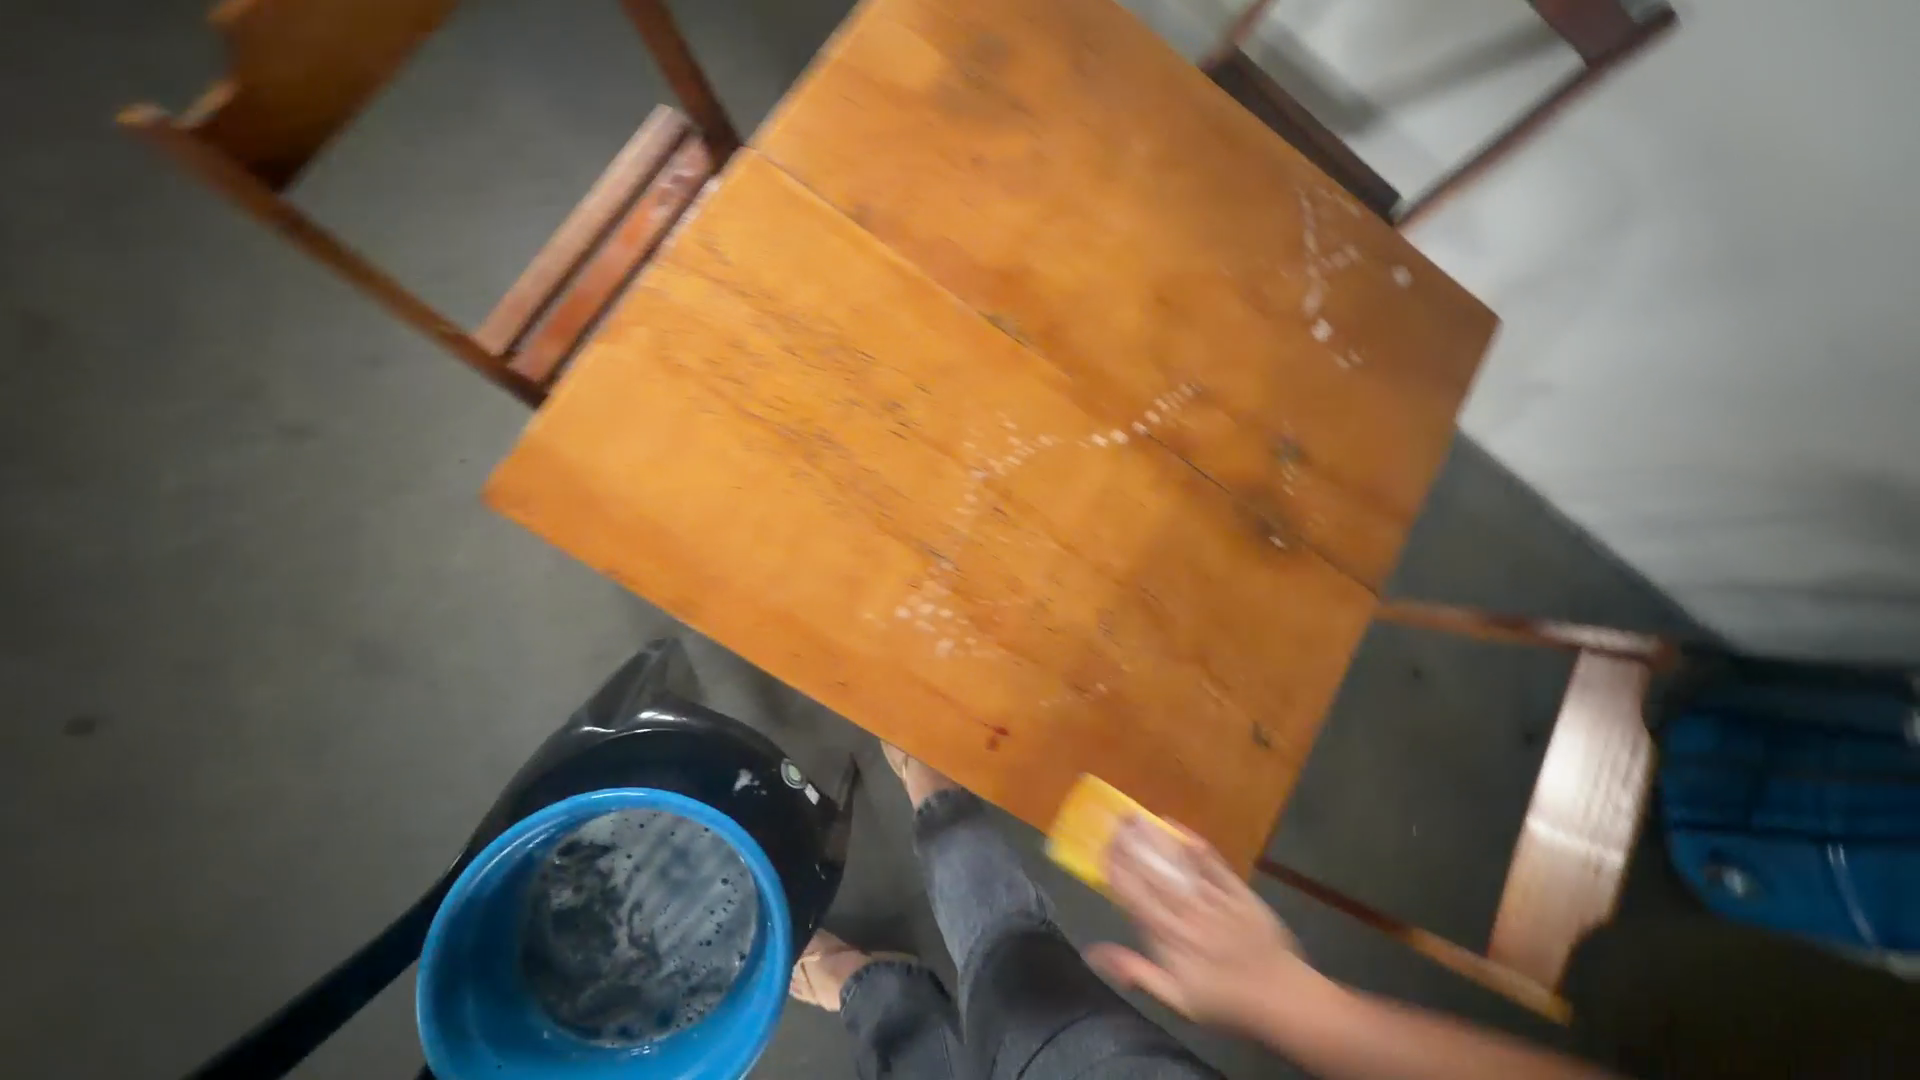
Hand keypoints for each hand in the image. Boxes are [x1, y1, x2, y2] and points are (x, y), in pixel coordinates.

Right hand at [1087, 817, 1315, 1033]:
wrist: (1282, 999)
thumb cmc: (1224, 1002)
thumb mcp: (1177, 1000)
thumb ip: (1137, 972)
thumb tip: (1095, 952)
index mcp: (1169, 937)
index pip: (1134, 897)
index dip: (1116, 872)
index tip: (1101, 849)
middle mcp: (1187, 912)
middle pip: (1153, 874)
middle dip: (1131, 847)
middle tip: (1114, 821)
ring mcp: (1214, 899)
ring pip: (1178, 866)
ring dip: (1155, 841)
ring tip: (1137, 817)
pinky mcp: (1238, 893)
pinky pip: (1213, 865)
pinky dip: (1195, 847)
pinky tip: (1179, 829)